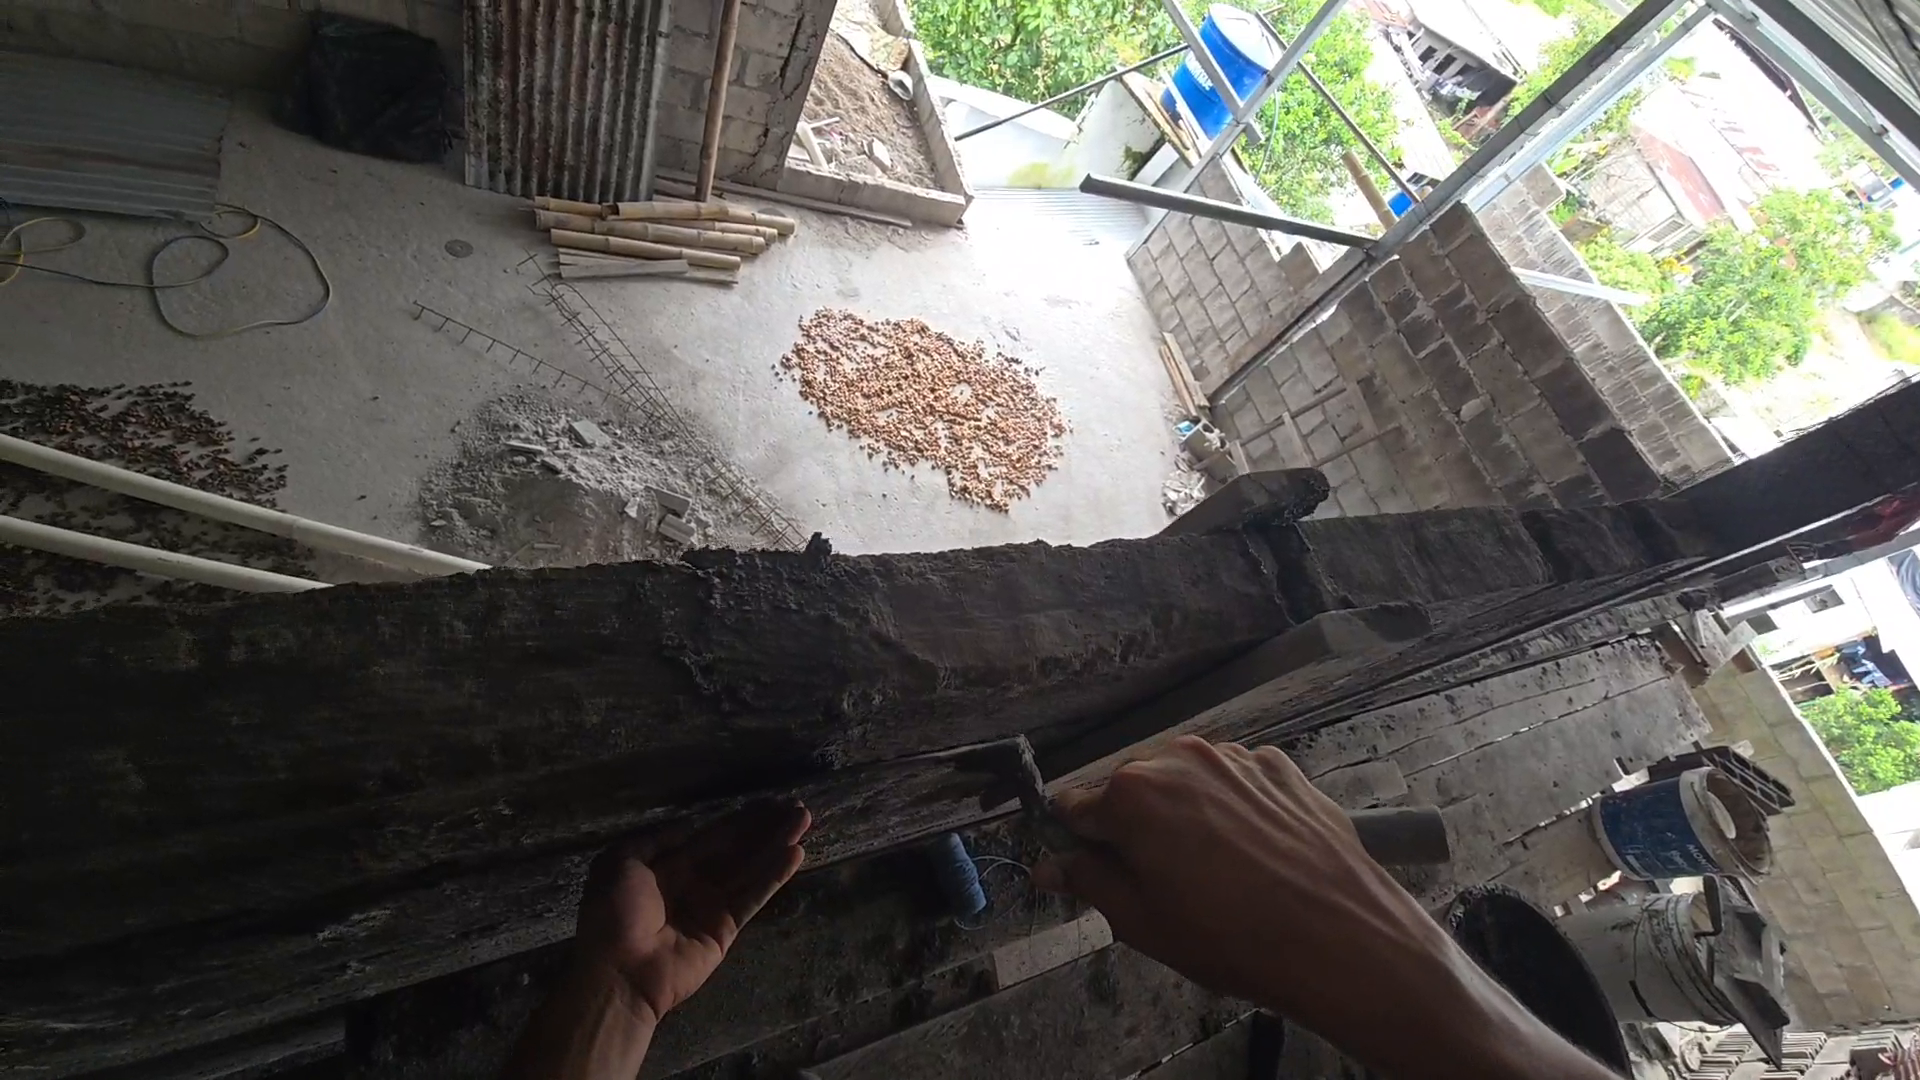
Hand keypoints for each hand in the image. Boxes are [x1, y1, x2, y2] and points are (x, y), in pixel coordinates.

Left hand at [574, 801, 811, 1023]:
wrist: (617, 973)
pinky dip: (774, 875)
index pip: (714, 834)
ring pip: (751, 867)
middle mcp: (696, 880)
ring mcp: (713, 905)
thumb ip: (656, 839)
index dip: (742, 818)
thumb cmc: (614, 914)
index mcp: (670, 864)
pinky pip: (753, 896)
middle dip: (767, 827)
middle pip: (739, 848)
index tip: (770, 801)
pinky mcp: (726, 928)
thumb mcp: (619, 862)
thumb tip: (690, 824)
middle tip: (798, 807)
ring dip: (777, 843)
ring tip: (804, 820)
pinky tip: (795, 853)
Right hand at [1032, 736, 1434, 1012]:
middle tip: (1163, 877)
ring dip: (1183, 810)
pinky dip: (1232, 804)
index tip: (1097, 868)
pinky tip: (1256, 846)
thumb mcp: (1142, 922)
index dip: (1079, 840)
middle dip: (1133, 825)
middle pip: (1130, 787)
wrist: (1346, 940)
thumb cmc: (1231, 938)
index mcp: (1131, 793)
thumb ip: (1086, 882)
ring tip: (1217, 864)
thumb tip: (1046, 865)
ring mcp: (1230, 755)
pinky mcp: (1275, 763)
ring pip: (1182, 779)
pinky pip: (1233, 778)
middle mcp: (1174, 756)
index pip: (1074, 806)